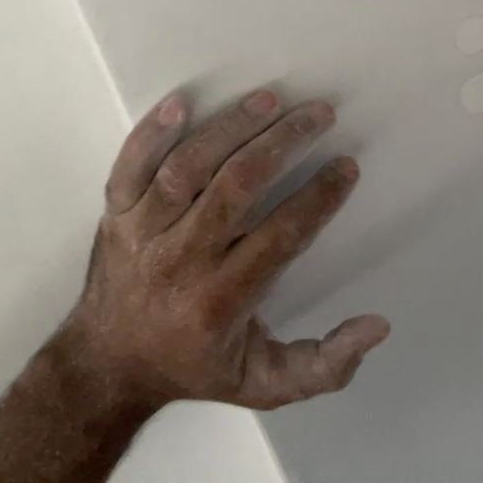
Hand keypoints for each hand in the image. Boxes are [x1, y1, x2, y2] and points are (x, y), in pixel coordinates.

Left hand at [58, 89, 389, 410]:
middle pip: (237, 187)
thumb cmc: (194, 366)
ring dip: (231, 127)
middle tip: (320, 113)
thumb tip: (376, 326)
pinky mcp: (116, 213)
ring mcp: (144, 233)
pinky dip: (151, 134)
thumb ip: (324, 364)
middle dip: (284, 143)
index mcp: (222, 301)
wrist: (106, 368)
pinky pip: (130, 167)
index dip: (319, 197)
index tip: (346, 166)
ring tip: (270, 99)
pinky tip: (181, 104)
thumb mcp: (263, 384)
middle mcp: (181, 261)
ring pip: (188, 168)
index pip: (281, 236)